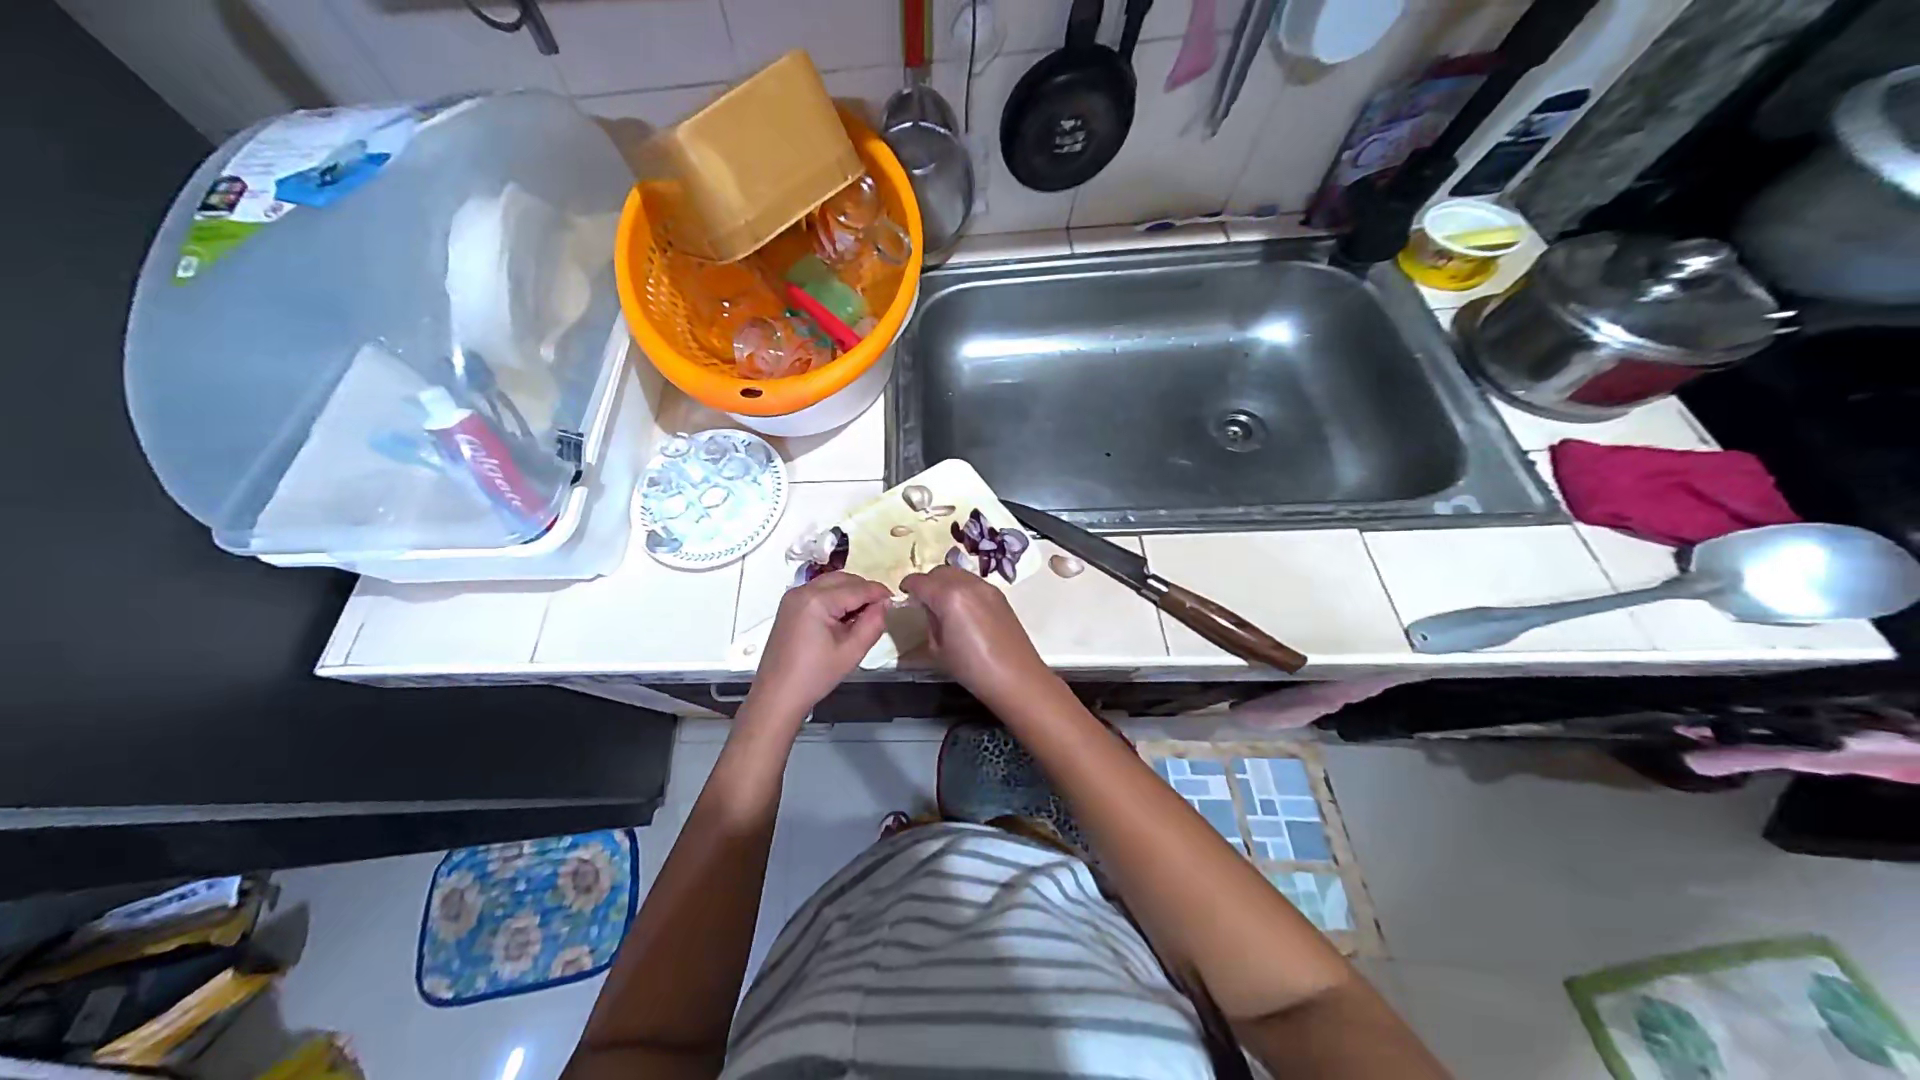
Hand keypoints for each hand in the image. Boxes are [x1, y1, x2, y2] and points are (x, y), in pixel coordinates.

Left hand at [746, 571, 891, 723]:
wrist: (778, 695)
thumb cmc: (815, 676)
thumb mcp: (852, 651)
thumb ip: (873, 623)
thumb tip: (885, 604)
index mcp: (817, 600)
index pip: (857, 588)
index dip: (879, 593)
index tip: (895, 601)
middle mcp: (803, 591)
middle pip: (843, 579)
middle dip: (864, 590)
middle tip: (880, 610)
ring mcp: (793, 597)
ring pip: (831, 582)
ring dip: (850, 592)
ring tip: (863, 615)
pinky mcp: (789, 606)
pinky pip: (819, 591)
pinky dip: (835, 597)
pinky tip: (843, 617)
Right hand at [899, 565, 1053, 704]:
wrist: (1016, 678)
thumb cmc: (972, 668)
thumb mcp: (938, 649)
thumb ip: (930, 622)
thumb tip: (930, 610)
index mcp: (949, 596)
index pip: (920, 581)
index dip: (908, 587)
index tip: (904, 596)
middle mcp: (968, 584)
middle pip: (940, 572)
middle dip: (927, 583)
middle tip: (922, 602)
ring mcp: (987, 587)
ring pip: (958, 574)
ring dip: (945, 583)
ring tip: (942, 605)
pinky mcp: (1000, 595)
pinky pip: (973, 583)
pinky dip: (962, 588)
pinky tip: (962, 610)